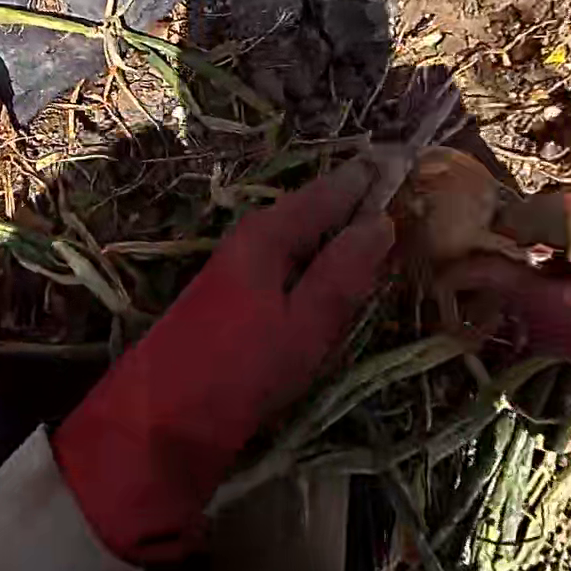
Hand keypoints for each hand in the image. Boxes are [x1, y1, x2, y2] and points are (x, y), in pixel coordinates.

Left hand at [53, 156, 395, 562]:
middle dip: (356, 194)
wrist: (165, 413)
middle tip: (401, 183)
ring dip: (339, 222)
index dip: (369, 175)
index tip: (404, 158)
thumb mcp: (305, 324)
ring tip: (380, 216)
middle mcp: (255, 232)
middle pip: (316, 204)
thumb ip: (344, 270)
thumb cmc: (242, 367)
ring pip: (304, 228)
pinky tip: (338, 260)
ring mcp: (243, 257)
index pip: (331, 189)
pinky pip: (292, 251)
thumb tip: (382, 220)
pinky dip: (320, 248)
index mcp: (272, 231)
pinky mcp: (239, 283)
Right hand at [450, 190, 570, 531]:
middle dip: (536, 226)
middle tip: (519, 261)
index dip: (511, 227)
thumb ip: (508, 284)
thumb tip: (453, 265)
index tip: (488, 252)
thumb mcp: (565, 324)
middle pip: (570, 199)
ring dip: (561, 224)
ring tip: (553, 264)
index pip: (550, 209)